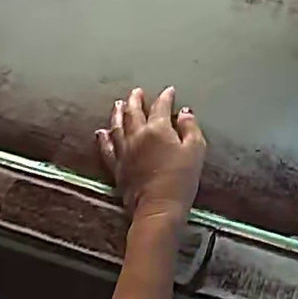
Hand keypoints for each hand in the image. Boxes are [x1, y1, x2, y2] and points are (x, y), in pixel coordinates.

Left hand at [96, 86, 204, 229]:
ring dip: (118, 113)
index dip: (166, 97)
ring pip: (118, 126)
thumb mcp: (196, 150)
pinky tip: (101, 132)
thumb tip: (184, 113)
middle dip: (136, 100)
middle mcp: (138, 136)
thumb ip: (190, 128)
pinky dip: (104, 138)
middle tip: (136, 92)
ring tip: (118, 104)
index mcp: (158, 129)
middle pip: (134, 112)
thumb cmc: (181, 178)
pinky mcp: (117, 167)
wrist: (158, 208)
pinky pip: (107, 148)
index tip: (170, 91)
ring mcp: (124, 152)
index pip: (161, 107)